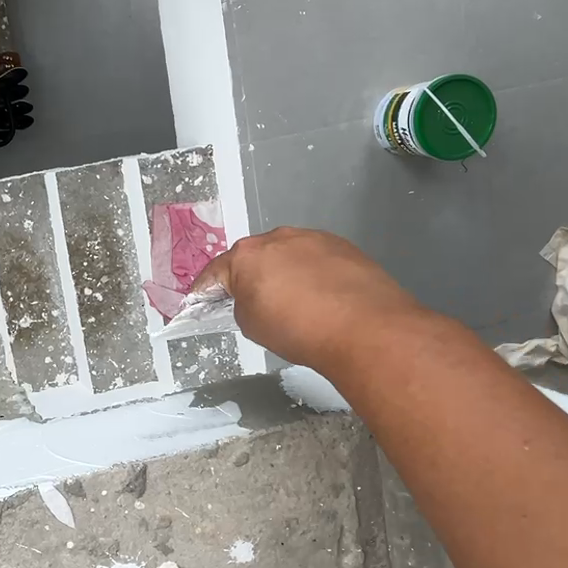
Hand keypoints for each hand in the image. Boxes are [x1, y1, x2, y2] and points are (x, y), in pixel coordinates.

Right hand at [191, 227, 428, 371]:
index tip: (200, 302)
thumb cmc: (297, 329)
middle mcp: (276, 238)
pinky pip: (316, 259)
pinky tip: (322, 297)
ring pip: (286, 255)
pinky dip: (312, 274)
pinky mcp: (343, 246)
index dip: (205, 290)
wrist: (366, 329)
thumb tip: (255, 298)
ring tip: (294, 302)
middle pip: (253, 258)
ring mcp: (312, 238)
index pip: (214, 273)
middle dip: (249, 278)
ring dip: (283, 273)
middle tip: (255, 304)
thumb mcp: (251, 325)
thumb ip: (241, 305)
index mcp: (244, 255)